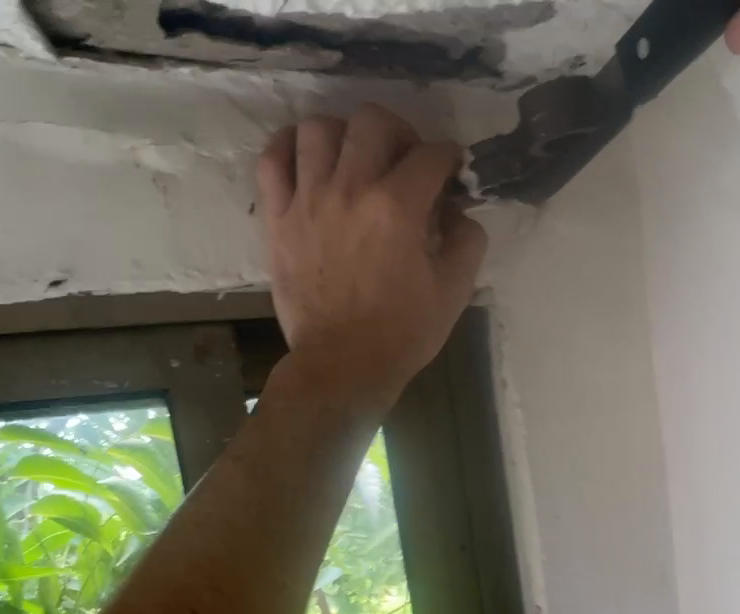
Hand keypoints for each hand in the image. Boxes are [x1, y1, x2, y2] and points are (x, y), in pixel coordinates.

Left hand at [258, 104, 488, 408]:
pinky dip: (289, 148)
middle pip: (373, 121)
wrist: (343, 365)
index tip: (451, 169)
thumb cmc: (402, 334)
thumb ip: (467, 241)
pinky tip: (308, 159)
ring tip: (355, 160)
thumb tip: (459, 213)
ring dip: (345, 135)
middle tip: (405, 159)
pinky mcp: (278, 218)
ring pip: (319, 129)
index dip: (449, 157)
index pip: (430, 155)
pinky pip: (272, 159)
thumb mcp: (454, 292)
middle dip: (400, 132)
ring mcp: (307, 200)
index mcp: (398, 207)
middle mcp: (351, 189)